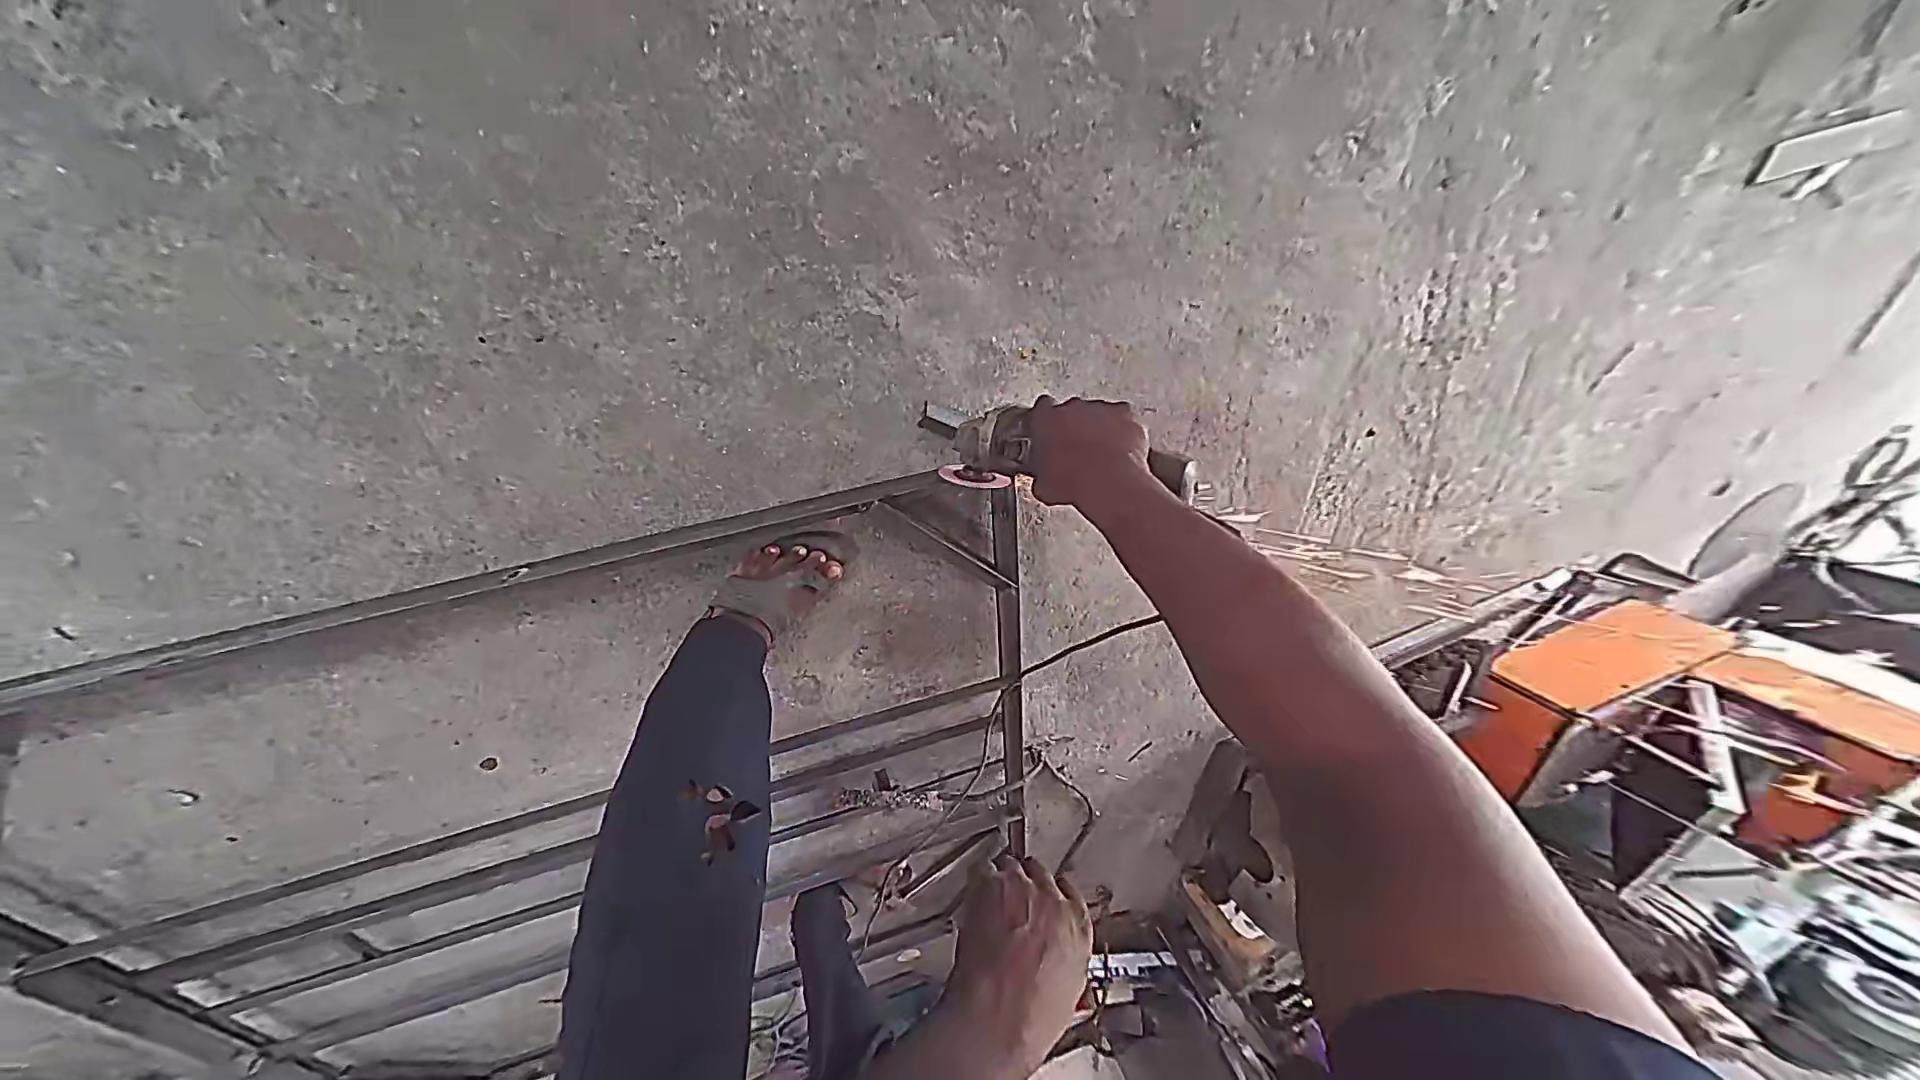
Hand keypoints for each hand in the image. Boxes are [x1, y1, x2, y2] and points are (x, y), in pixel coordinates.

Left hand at [940, 854, 1092, 1076]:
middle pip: (1039, 872)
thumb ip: (1068, 964)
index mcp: (1078, 927)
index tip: (1042, 901)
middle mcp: (1052, 900)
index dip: (1052, 896)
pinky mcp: (991, 885)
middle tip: (1013, 900)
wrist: (996, 1018)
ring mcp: (1021, 888)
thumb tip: (1061, 965)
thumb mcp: (1068, 996)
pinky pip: (984, 868)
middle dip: (1026, 883)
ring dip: (1002, 877)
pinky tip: (973, 892)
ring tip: (991, 895)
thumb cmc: (1027, 1017)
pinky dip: (978, 877)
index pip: (1070, 893)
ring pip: (1011, 865)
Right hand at [1026, 396, 1151, 509]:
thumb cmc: (1073, 481)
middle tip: (1075, 451)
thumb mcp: (1043, 485)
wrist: (1105, 483)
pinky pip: (1124, 418)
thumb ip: (1041, 474)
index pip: (1042, 409)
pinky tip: (1121, 450)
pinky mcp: (1124, 415)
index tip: (1049, 433)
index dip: (1047, 422)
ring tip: (1100, 456)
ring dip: (1099, 428)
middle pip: (1072, 409)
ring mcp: (1100, 409)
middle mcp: (1072, 407)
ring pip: (1099, 413)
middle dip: (1074, 426)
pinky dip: (1123, 430)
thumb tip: (1043, 482)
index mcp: (1046, 419)